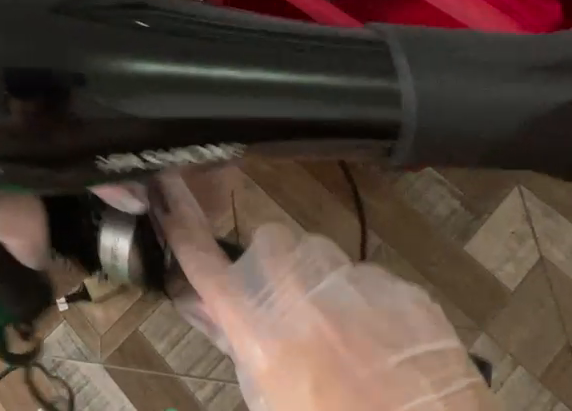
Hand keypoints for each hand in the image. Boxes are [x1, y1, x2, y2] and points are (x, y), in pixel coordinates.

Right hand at [153, 174, 493, 410]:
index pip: (202, 258)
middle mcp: (300, 294)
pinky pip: (372, 278)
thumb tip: (201, 303)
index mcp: (259, 329)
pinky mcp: (405, 292)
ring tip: (348, 333)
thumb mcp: (270, 401)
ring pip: (324, 255)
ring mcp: (355, 287)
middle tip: (291, 307)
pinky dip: (371, 302)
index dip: (180, 218)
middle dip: (275, 263)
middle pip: (271, 241)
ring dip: (323, 280)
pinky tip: (388, 344)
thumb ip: (238, 344)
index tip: (166, 183)